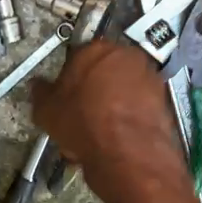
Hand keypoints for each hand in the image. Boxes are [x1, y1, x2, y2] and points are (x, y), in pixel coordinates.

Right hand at [31, 40, 190, 202]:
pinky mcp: (164, 99)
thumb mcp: (46, 111)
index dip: (68, 81)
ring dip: (111, 104)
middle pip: (103, 71)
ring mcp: (148, 76)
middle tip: (80, 115)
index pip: (76, 58)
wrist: (127, 152)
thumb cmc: (82, 123)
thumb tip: (37, 86)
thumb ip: (40, 93)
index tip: (64, 98)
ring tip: (97, 132)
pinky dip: (127, 117)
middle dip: (92, 90)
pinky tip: (114, 138)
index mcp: (94, 49)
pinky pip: (137, 106)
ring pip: (122, 89)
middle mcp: (125, 55)